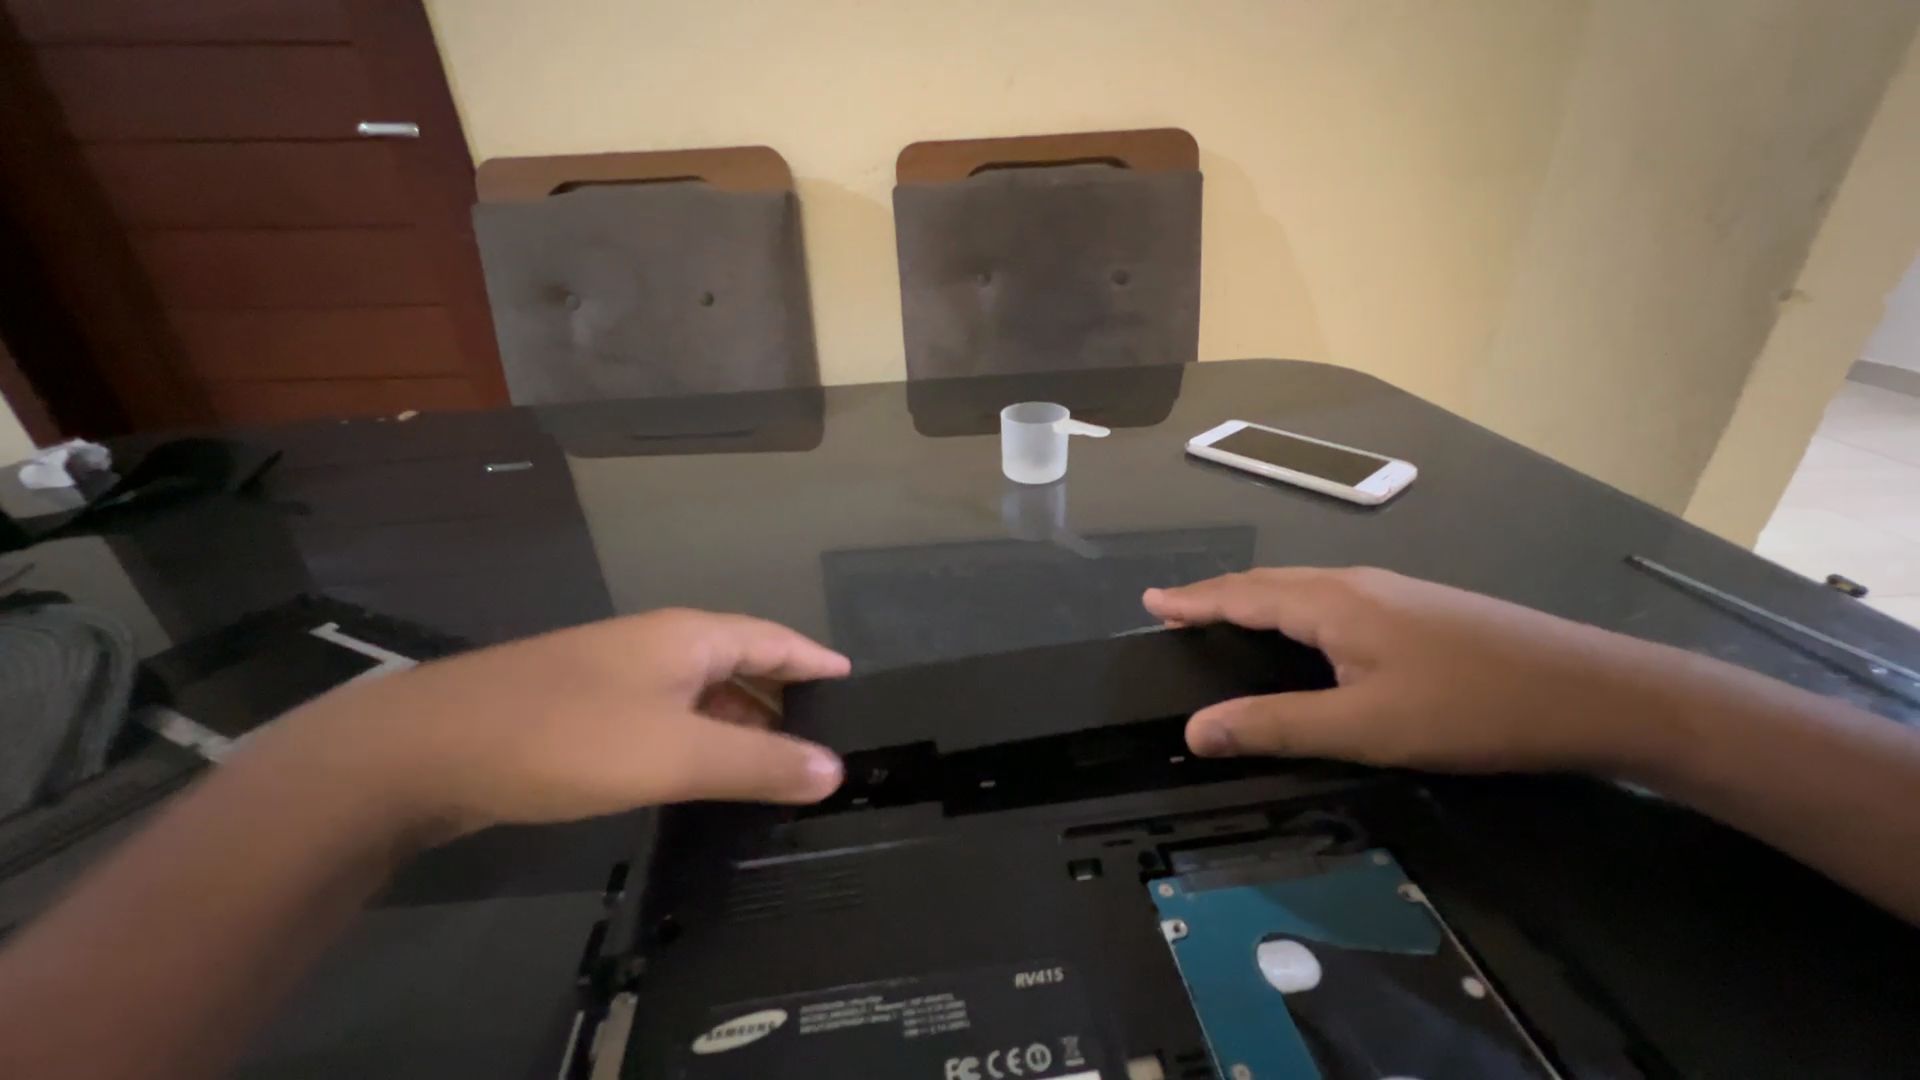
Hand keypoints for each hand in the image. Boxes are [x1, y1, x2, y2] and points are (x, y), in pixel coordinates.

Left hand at [242, 610, 849, 840]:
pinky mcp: (585, 713)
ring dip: (739, 727)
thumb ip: (758, 763)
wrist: (420, 751)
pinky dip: (697, 743)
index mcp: (689, 637)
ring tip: (775, 769)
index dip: (816, 660)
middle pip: (740, 663)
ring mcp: (617, 678)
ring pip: (700, 696)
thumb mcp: (674, 753)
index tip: (855, 684)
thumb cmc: (565, 736)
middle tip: (824, 742)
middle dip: (784, 699)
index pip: (775, 639)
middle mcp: (658, 647)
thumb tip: (834, 769)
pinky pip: (665, 721)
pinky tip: (702, 778)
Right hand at [1143, 568, 1679, 772]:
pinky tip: (1304, 633)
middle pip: (1269, 582)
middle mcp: (1355, 584)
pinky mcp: (1418, 608)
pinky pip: (1331, 599)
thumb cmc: (1470, 708)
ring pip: (1303, 588)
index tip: (1151, 602)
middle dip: (1217, 597)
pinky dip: (1292, 609)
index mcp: (1332, 603)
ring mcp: (1392, 592)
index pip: (1242, 594)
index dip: (1193, 601)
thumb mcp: (1364, 727)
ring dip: (1255, 599)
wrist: (1596, 691)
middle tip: (1178, 613)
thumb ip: (1275, 726)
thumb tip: (1195, 730)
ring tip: (1225, 619)